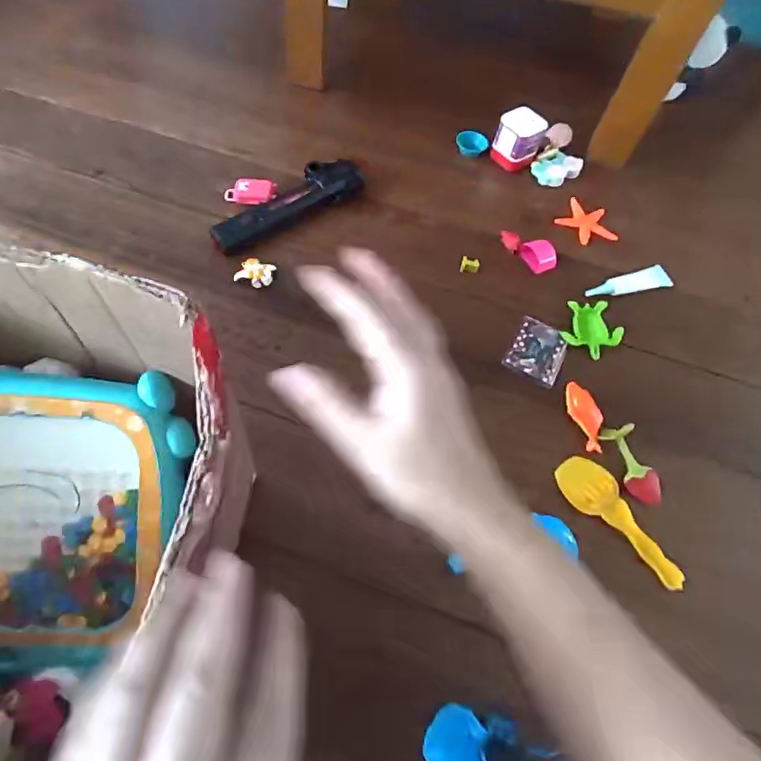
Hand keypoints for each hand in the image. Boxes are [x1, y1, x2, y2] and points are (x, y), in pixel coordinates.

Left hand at [22, 553, 305, 760]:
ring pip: (120, 722)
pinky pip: (72, 754)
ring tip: (179, 590)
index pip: (262, 756)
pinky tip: (120, 657)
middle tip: (233, 566)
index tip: (287, 609)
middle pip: (190, 719)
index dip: (279, 674)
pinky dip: (101, 695)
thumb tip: (268, 727)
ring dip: (154, 644)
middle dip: (216, 633)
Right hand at [268, 248, 515, 541]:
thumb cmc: (417, 480)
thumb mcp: (363, 445)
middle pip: (398, 307)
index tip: (309, 271)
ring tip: (373, 274)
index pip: (366, 317)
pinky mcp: (445, 386)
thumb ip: (325, 406)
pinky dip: (405, 314)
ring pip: (415, 318)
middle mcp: (426, 360)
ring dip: (393, 291)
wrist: (474, 507)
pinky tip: (399, 323)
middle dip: (373, 277)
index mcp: (405, 368)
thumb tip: (285, 372)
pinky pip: (422, 333)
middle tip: (349, 253)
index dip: (337, 292)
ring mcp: (440, 372)